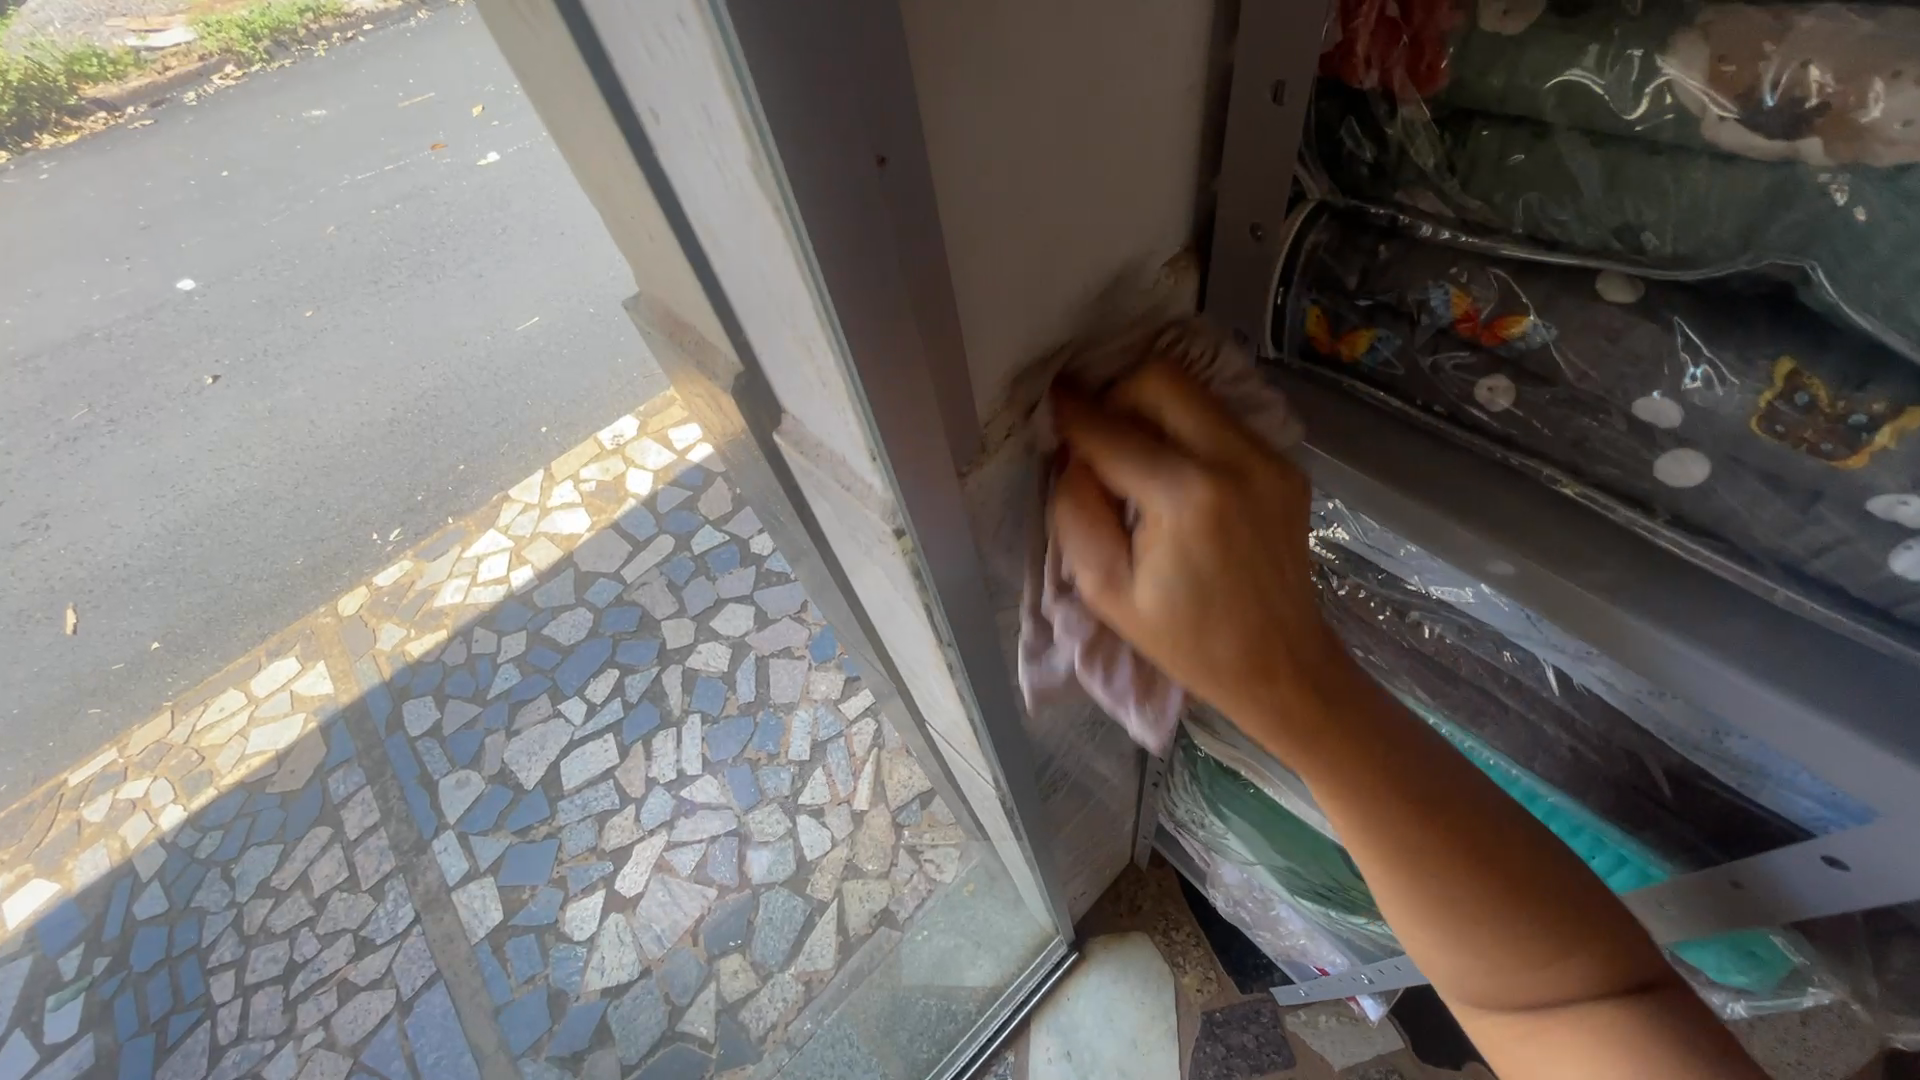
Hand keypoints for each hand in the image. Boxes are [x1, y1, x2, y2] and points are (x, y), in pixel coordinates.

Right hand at [1050, 361, 1345, 724]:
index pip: (1113, 431)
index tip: (1051, 399)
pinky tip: (1172, 471)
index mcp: (1187, 498)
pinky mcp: (1285, 465)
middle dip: (1115, 395)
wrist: (1280, 664)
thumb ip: (1076, 512)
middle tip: (1096, 434)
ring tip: (1131, 452)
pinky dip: (1184, 429)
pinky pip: (1220, 420)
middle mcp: (1236, 460)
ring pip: (1194, 392)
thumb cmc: (1186, 640)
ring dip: (1150, 408)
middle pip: (1161, 380)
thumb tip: (1075, 457)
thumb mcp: (1105, 590)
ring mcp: (1269, 458)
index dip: (1073, 412)